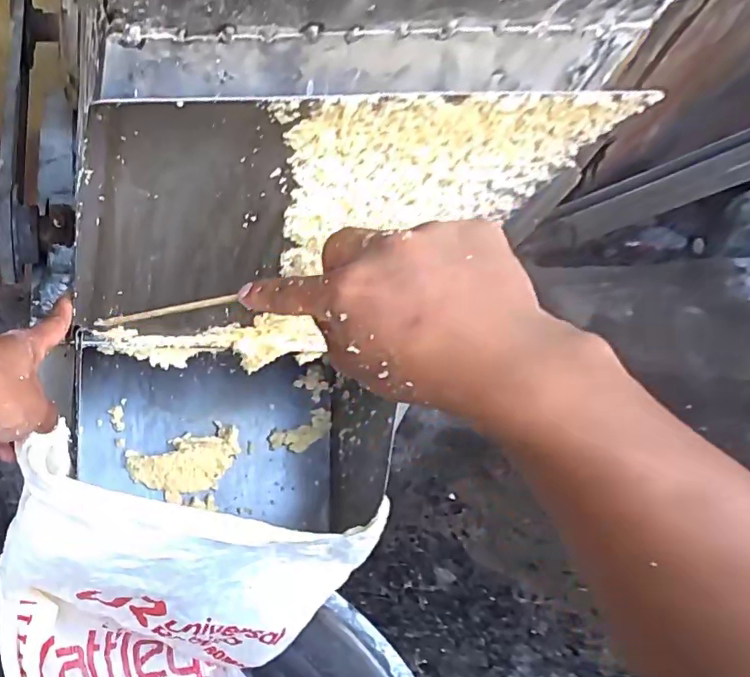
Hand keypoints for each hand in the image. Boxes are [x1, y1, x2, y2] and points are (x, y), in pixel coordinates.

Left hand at [0, 295, 71, 461]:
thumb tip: (45, 421)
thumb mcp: (37, 413)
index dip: (61, 318)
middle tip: (39, 419)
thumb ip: (47, 417)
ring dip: (11, 421)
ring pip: (2, 397)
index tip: (65, 302)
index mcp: (24, 347)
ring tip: (16, 446)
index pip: (50, 328)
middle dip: (31, 398)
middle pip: (23, 372)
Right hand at [238, 221, 620, 431]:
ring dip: (399, 266)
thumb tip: (334, 314)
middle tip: (368, 295)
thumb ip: (336, 332)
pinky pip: (440, 241)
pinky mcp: (470, 229)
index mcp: (345, 293)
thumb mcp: (359, 364)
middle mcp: (379, 254)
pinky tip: (458, 289)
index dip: (270, 294)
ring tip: (429, 299)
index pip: (294, 293)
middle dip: (346, 266)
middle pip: (343, 245)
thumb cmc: (420, 373)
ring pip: (395, 243)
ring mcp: (427, 235)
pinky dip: (442, 261)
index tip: (249, 292)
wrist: (500, 358)